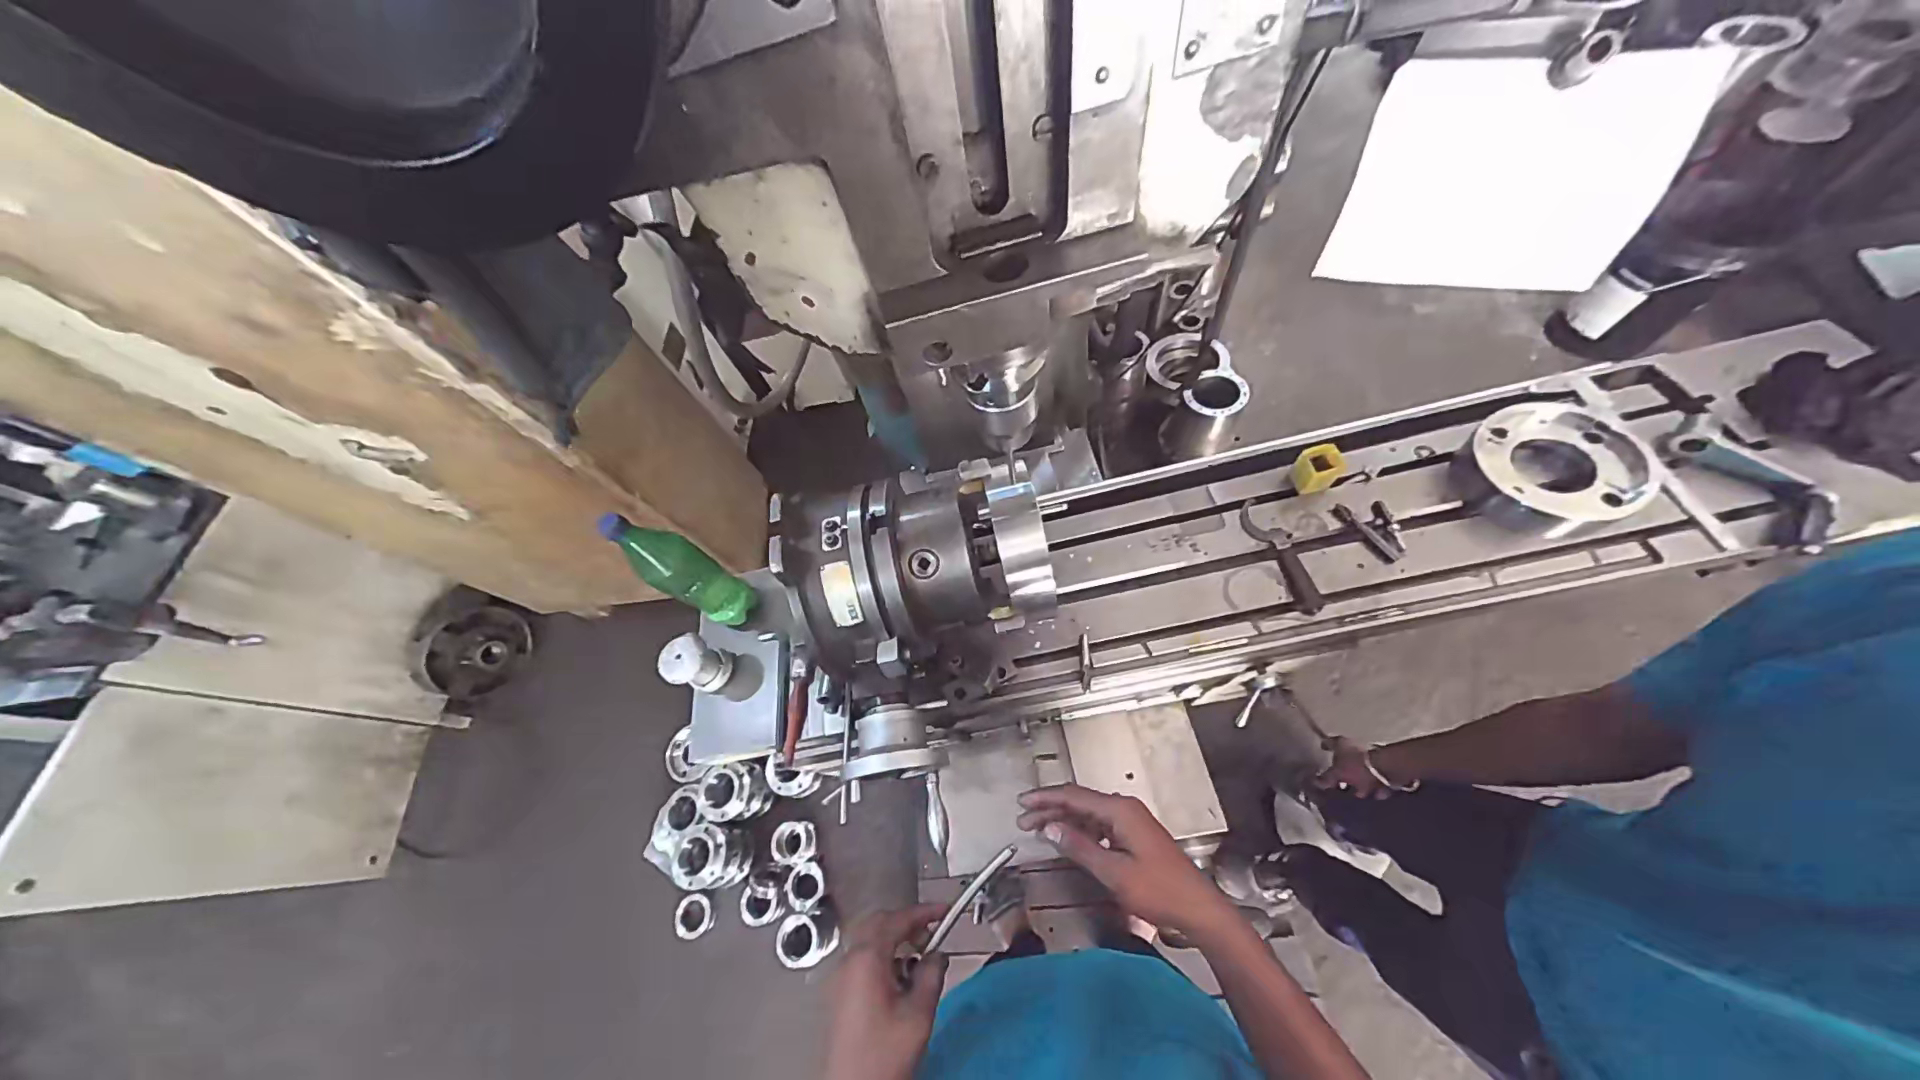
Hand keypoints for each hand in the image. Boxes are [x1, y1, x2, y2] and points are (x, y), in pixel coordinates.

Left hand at [822, 904, 948, 1079]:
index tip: (945, 911)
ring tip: (920, 960)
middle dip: (908, 923)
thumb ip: (931, 976)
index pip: (897, 919)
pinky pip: (864, 959)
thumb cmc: (884, 1053)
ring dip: (896, 941)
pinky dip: (885, 957)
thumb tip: (938, 955)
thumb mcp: (918, 1014)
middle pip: (879, 923)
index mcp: (867, 958)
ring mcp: (841, 977)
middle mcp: (849, 960)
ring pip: (870, 941)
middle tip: (932, 933)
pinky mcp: (840, 994)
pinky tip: (900, 981)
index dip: (924, 911)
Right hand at [1016, 784, 1237, 940]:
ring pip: (1088, 813)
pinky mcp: (1134, 834)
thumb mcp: (1113, 873)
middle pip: (1080, 801)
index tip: (1021, 803)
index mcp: (1120, 810)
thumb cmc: (1158, 891)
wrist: (1199, 909)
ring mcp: (1131, 820)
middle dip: (1050, 809)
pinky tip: (1068, 840)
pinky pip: (1100, 824)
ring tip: (1039, 830)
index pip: (1074, 796)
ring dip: (1063, 820)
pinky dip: (1080, 829)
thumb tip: (1050, 827)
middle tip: (1024, 821)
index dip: (1045, 798)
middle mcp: (1125, 808)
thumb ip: (1079, 847)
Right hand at [1312, 737, 1396, 797]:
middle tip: (1337, 781)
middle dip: (1341, 768)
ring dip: (1357, 779)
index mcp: (1340, 743)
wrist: (1388, 769)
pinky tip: (1370, 795)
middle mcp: (1355, 746)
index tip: (1322, 749)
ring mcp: (1370, 755)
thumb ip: (1326, 778)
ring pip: (1359, 768)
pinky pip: (1372, 776)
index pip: (1328, 742)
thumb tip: (1315, 782)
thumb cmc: (1357, 766)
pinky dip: (1371, 784)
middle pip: (1344, 756)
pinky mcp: (1383, 766)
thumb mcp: (1337, 774)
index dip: (1325, 746)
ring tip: (1353, 792)